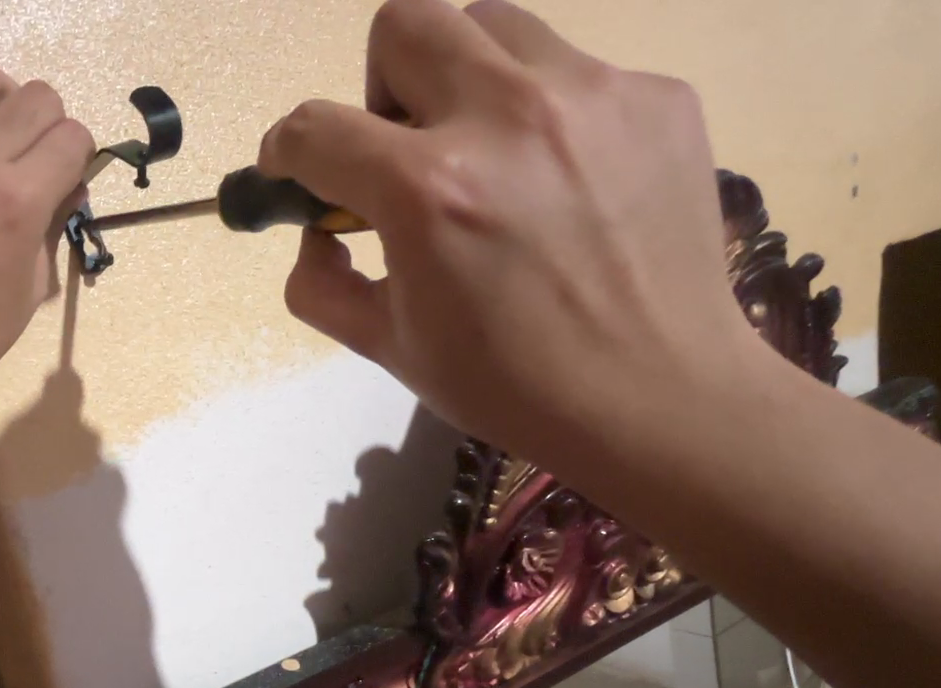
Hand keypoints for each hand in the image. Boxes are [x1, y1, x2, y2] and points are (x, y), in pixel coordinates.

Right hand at [259, 0, 760, 463]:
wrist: (655, 397)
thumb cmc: (507, 385)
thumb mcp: (388, 349)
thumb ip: (321, 286)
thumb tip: (317, 234)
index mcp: (427, 191)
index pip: (316, 129)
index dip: (285, 149)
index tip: (291, 168)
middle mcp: (504, 115)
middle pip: (404, 24)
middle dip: (378, 87)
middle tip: (403, 153)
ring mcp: (592, 93)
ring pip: (492, 26)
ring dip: (461, 83)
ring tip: (486, 159)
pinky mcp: (656, 96)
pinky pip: (571, 70)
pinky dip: (541, 116)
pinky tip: (563, 186)